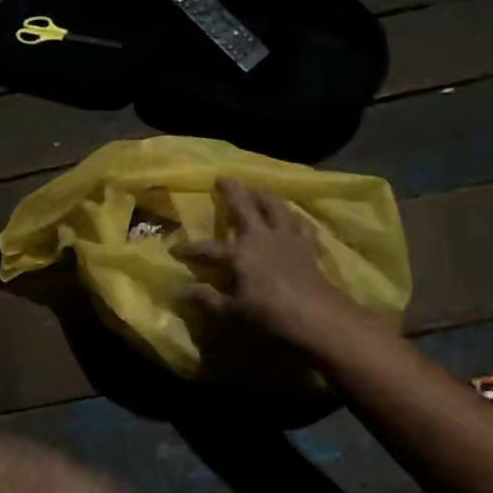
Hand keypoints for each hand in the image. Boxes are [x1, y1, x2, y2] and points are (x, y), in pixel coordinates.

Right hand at [177, 179, 385, 359]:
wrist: (317, 314)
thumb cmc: (270, 313)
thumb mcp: (233, 311)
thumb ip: (208, 298)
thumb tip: (182, 291)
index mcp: (239, 254)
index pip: (208, 248)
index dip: (190, 249)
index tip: (175, 249)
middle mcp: (261, 237)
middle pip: (244, 208)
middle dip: (232, 192)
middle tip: (223, 177)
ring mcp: (286, 238)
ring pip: (275, 207)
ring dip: (264, 196)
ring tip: (257, 190)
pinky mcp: (306, 244)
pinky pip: (300, 223)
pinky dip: (294, 216)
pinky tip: (291, 215)